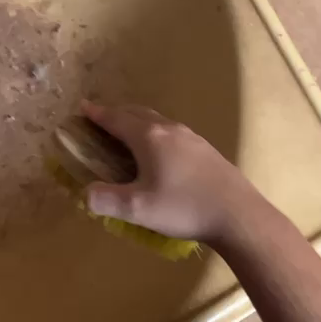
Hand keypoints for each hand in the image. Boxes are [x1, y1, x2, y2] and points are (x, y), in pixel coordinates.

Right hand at [80, 101, 263, 245]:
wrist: (237, 214)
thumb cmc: (184, 207)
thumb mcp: (138, 209)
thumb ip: (107, 200)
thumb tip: (86, 194)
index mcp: (149, 138)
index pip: (117, 119)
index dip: (98, 114)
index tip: (83, 107)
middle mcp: (169, 129)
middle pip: (137, 113)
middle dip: (117, 113)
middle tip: (102, 118)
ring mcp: (190, 137)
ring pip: (157, 120)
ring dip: (138, 120)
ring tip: (128, 131)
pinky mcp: (205, 149)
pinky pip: (172, 131)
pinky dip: (155, 131)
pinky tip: (161, 149)